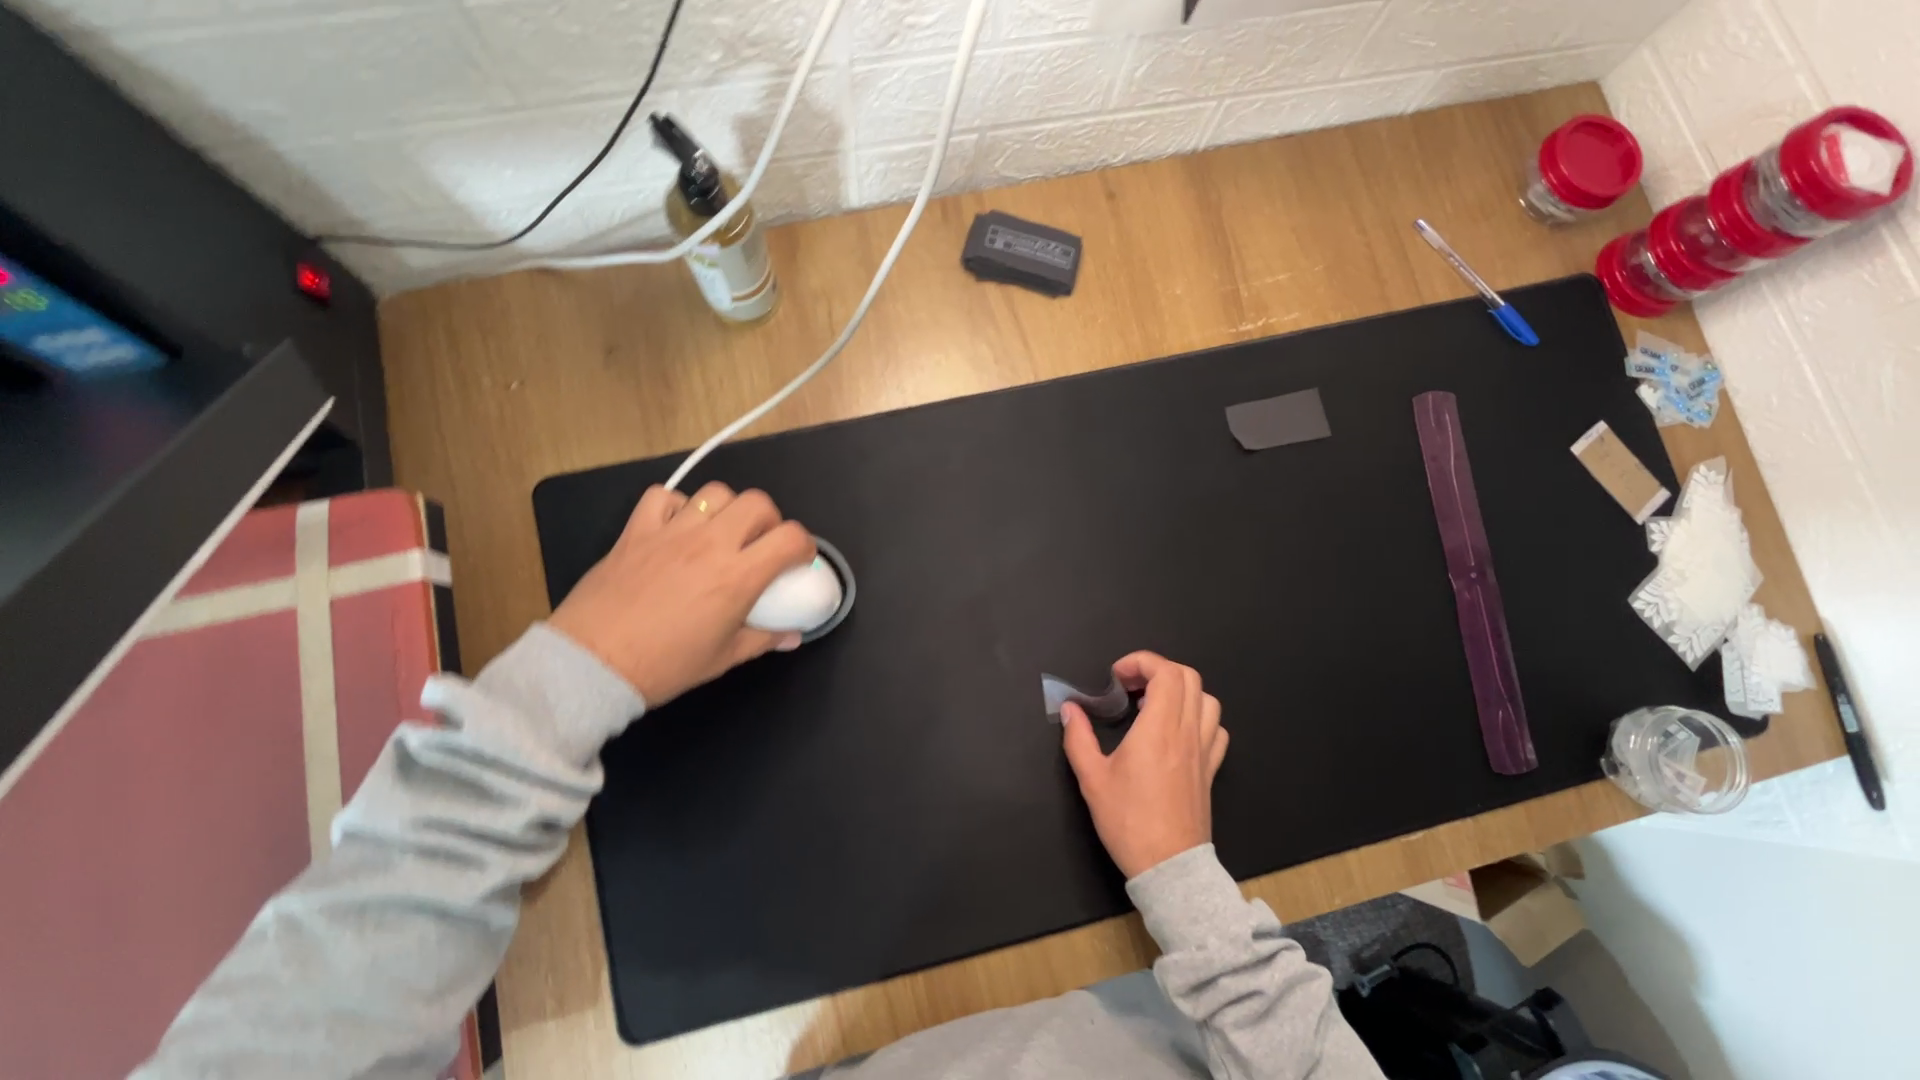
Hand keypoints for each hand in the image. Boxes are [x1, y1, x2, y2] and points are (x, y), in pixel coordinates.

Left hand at [549, 482, 814, 706]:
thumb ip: (763, 640)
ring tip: (722, 531)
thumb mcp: (723, 659)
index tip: (798, 560)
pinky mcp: (637, 530)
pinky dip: (677, 504)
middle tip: (762, 544)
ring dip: (727, 508)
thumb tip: (791, 636)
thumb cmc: (663, 666)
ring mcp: (671, 532)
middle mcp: (709, 544)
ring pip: (714, 493)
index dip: (804, 546)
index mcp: (738, 577)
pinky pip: (662, 496)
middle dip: (770, 519)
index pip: (790, 538)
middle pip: (757, 503)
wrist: (593, 662)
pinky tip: (678, 526)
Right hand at [1061, 652, 1228, 879]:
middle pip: (1189, 677)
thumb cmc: (1128, 821)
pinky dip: (1198, 717)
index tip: (1116, 678)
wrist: (1168, 866)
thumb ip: (1078, 738)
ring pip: (1206, 700)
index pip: (1165, 672)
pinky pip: (1216, 729)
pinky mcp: (1211, 770)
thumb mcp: (1091, 779)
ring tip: (1153, 705)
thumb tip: (1069, 710)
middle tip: (1130, 687)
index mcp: (1158, 729)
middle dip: (1158, 670)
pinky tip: (1177, 731)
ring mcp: (1204, 751)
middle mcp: (1187, 732)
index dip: (1141, 662)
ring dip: (1180, 691)